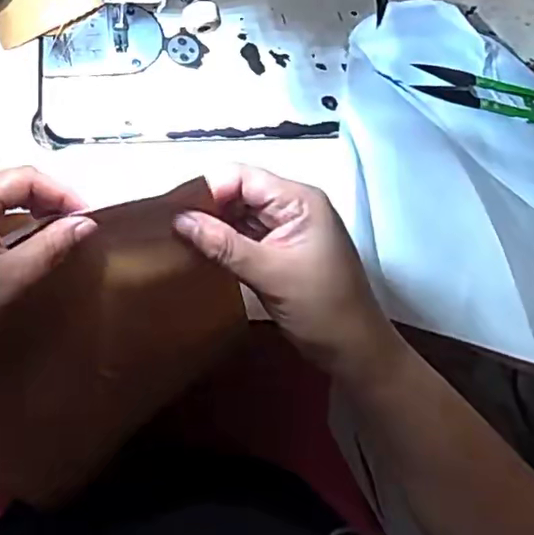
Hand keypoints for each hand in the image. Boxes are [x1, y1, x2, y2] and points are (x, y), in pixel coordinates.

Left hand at [0, 141, 95, 404]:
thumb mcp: (9, 281)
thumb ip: (49, 246)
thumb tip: (83, 223)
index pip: (24, 178)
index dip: (59, 193)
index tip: (86, 216)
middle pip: (5, 176)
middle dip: (42, 193)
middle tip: (72, 221)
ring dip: (16, 192)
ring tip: (47, 211)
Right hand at [172, 167, 405, 387]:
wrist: (358, 357)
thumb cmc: (324, 311)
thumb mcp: (270, 275)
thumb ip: (222, 244)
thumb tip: (178, 219)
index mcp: (299, 201)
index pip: (242, 177)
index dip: (210, 190)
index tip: (179, 211)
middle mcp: (291, 205)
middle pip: (237, 190)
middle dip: (207, 206)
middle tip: (174, 225)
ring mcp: (285, 225)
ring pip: (236, 211)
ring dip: (212, 224)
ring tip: (182, 236)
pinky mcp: (277, 246)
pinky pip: (241, 231)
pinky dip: (222, 239)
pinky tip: (201, 249)